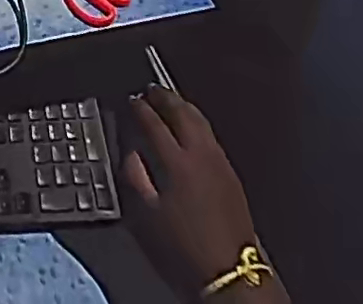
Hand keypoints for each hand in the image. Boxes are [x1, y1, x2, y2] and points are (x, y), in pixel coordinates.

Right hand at [122, 86, 259, 278]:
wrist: (231, 272)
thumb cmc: (185, 246)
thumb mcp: (148, 213)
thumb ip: (135, 176)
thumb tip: (131, 152)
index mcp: (177, 163)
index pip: (154, 123)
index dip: (140, 108)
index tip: (131, 100)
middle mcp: (201, 155)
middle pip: (182, 113)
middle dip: (164, 97)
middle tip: (150, 89)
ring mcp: (219, 162)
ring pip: (201, 120)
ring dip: (182, 105)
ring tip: (169, 100)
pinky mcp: (231, 172)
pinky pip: (211, 134)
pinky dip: (196, 121)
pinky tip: (189, 125)